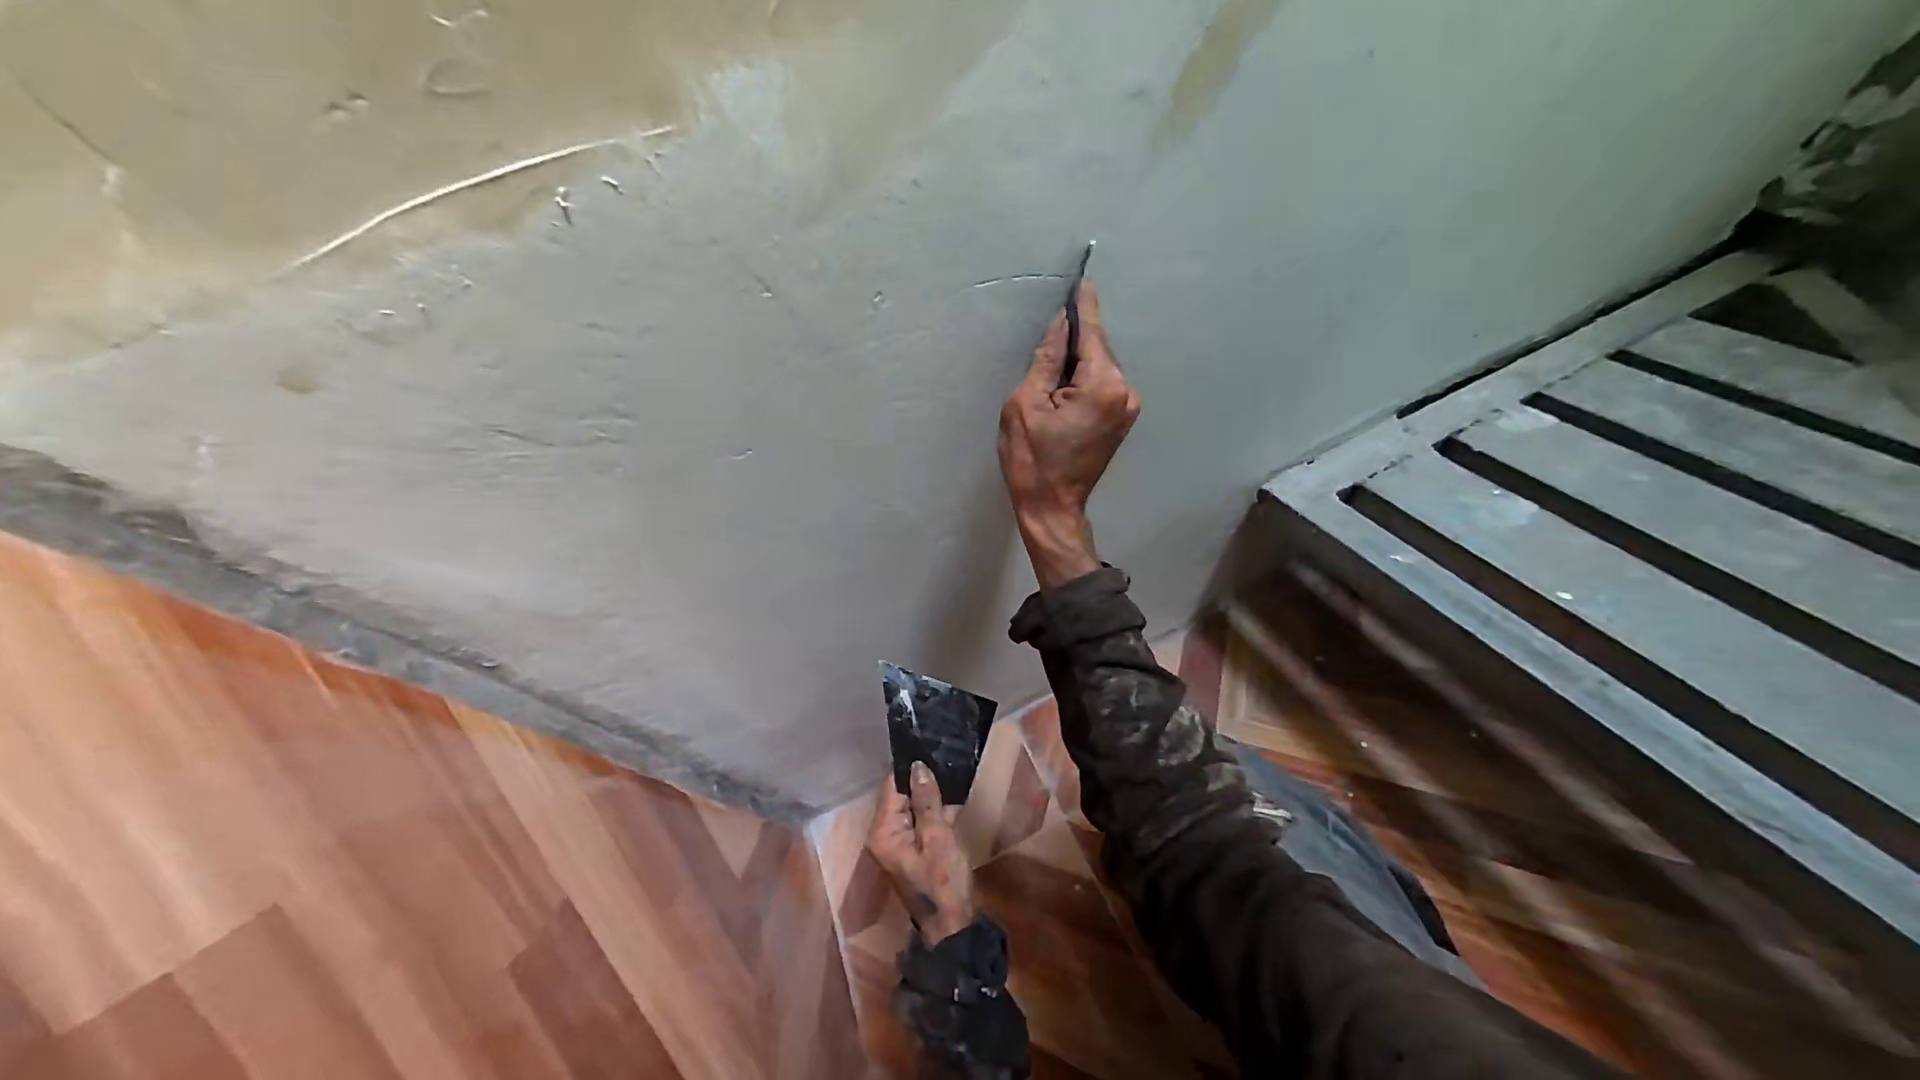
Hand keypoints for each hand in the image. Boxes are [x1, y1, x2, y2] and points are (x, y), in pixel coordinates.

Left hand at [867, 761, 974, 943]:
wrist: (952, 928)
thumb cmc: (943, 882)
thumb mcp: (937, 836)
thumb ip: (926, 800)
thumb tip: (918, 766)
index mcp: (883, 831)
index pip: (892, 787)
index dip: (911, 769)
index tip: (932, 750)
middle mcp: (884, 834)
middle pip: (901, 796)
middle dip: (924, 782)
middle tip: (947, 760)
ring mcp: (898, 843)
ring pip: (914, 808)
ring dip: (933, 797)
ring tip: (954, 773)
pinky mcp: (912, 850)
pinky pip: (921, 823)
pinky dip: (936, 814)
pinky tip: (956, 800)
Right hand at [998, 282, 1140, 587]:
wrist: (1052, 508)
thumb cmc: (1031, 460)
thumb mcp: (1025, 403)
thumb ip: (1046, 358)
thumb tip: (1060, 324)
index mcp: (1103, 386)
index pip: (1092, 334)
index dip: (1084, 307)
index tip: (1084, 280)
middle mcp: (1125, 392)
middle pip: (1098, 350)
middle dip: (1076, 337)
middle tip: (1053, 324)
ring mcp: (1128, 408)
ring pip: (1100, 367)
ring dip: (1078, 360)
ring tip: (1050, 362)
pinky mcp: (1122, 420)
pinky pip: (1102, 385)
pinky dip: (1084, 377)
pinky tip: (1063, 382)